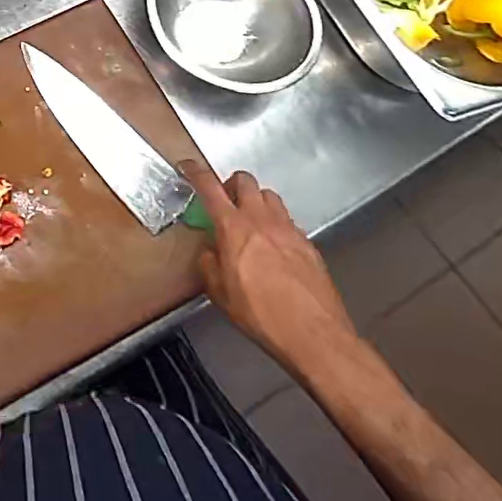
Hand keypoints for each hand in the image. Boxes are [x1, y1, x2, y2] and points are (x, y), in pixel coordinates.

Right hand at [181, 161, 364, 378]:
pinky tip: (275, 247)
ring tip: (251, 221)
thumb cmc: (261, 315)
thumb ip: (209, 264)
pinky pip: (288, 221)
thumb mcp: (220, 294)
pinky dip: (277, 224)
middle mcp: (261, 219)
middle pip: (245, 180)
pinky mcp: (308, 242)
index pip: (209, 187)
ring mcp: (288, 228)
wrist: (313, 333)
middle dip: (231, 185)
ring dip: (256, 201)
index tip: (188, 167)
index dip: (196, 173)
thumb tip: (210, 253)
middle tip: (225, 201)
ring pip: (269, 196)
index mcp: (233, 227)